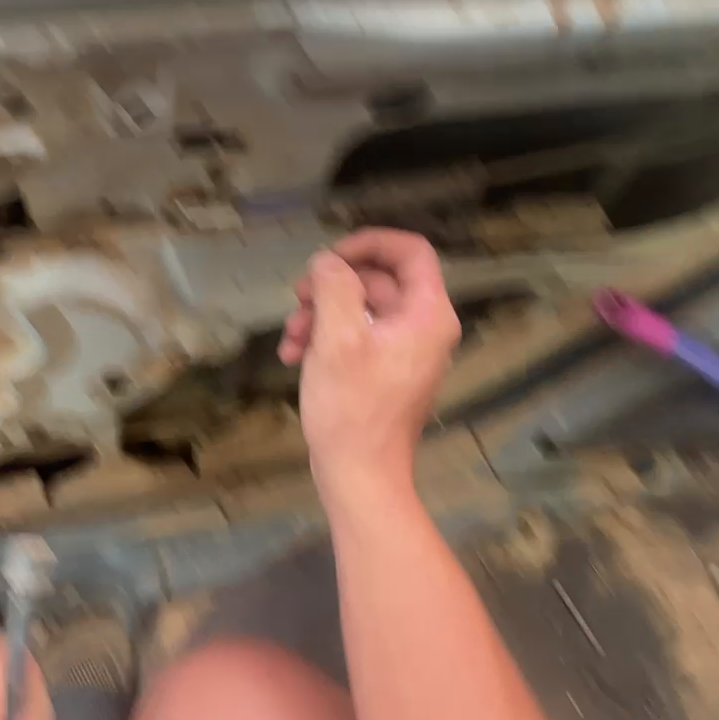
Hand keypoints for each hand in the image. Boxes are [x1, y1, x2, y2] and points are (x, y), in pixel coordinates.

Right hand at [278, 229, 460, 505]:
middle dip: (330, 286)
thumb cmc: (352, 407)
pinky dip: (326, 338)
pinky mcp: (385, 371)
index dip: (368, 243)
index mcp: (427, 314)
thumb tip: (327, 262)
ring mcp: (405, 351)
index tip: (329, 258)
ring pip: (360, 308)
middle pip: (377, 279)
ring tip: (291, 339)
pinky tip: (294, 356)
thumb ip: (333, 286)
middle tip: (297, 300)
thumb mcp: (337, 336)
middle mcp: (424, 327)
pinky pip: (357, 336)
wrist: (360, 476)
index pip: (409, 250)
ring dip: (320, 315)